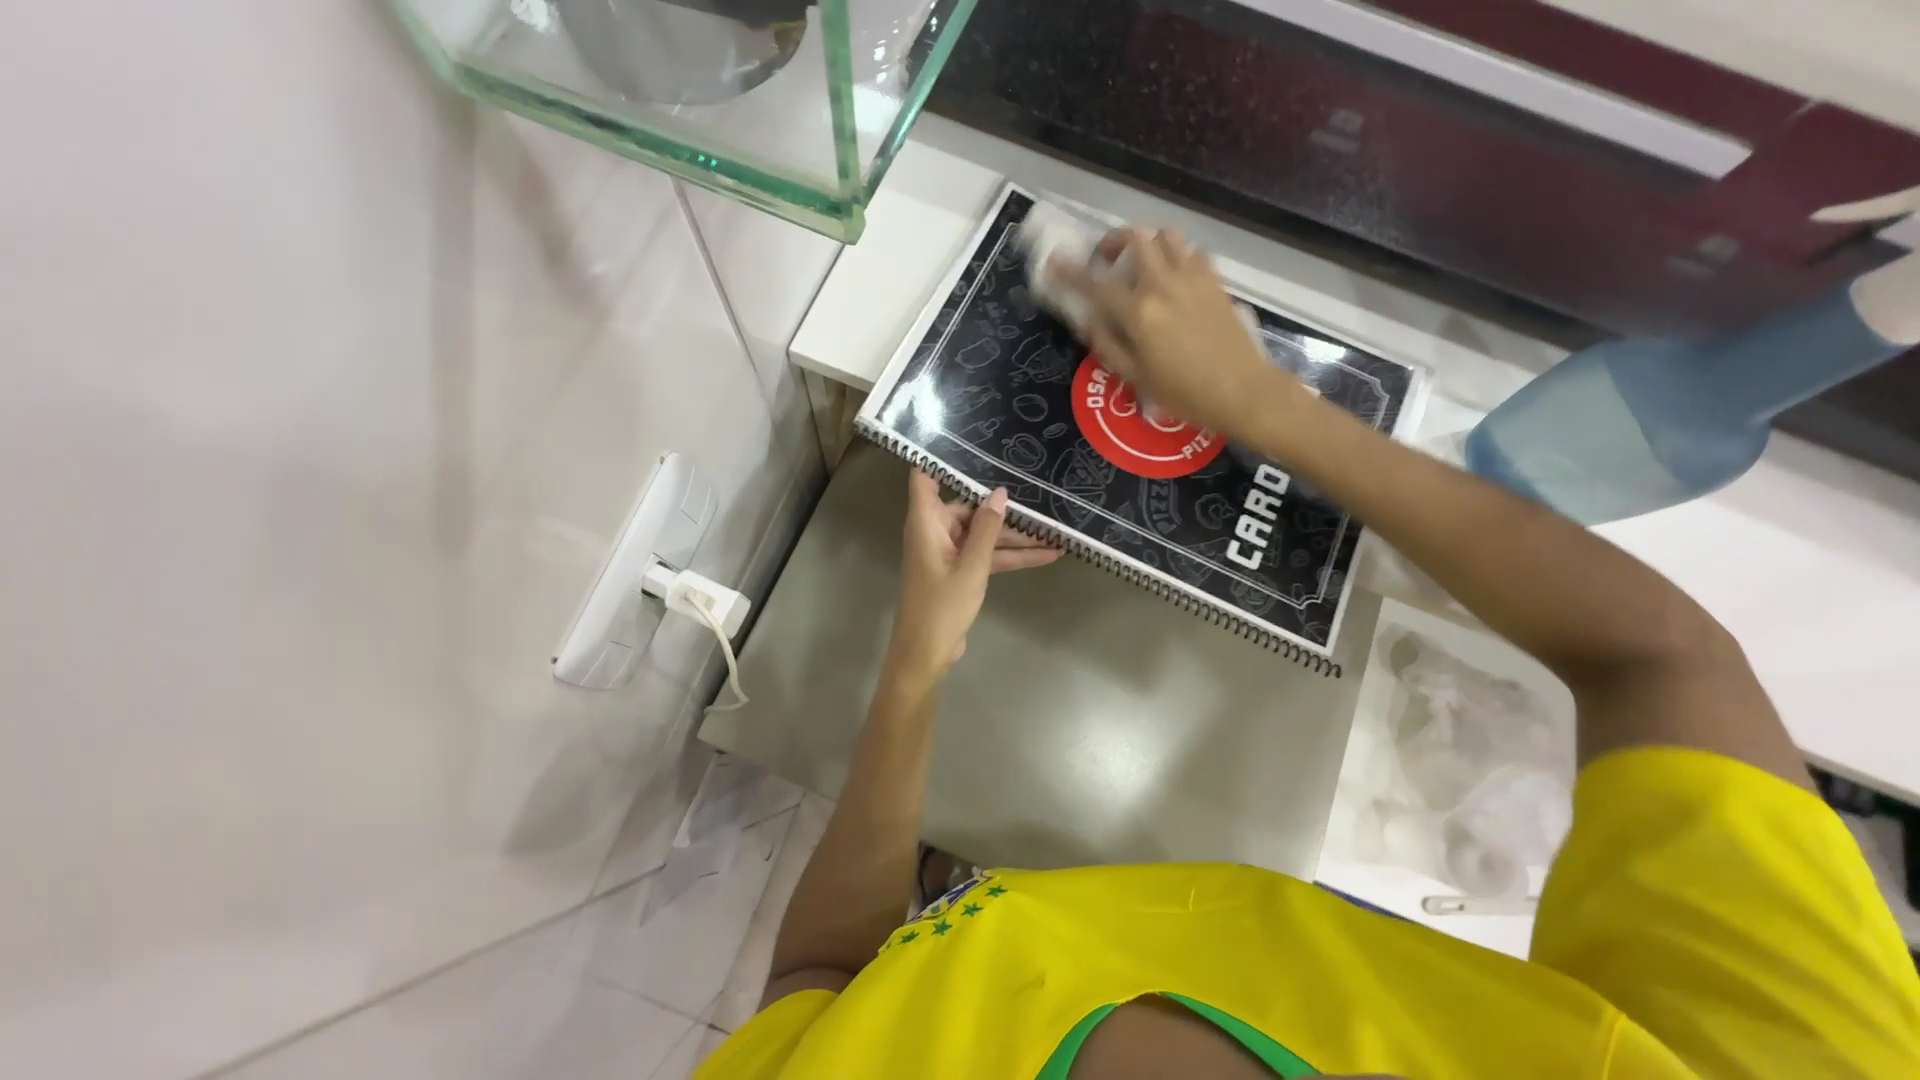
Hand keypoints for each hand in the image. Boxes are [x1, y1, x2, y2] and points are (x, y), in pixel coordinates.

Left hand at [892, 470, 1058, 676]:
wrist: (927, 654)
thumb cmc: (941, 606)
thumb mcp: (971, 567)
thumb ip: (988, 529)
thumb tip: (1000, 492)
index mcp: (926, 522)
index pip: (925, 477)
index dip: (940, 456)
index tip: (970, 439)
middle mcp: (935, 531)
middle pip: (969, 505)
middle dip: (1002, 501)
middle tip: (1036, 483)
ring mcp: (949, 552)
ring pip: (984, 533)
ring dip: (1016, 534)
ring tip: (1055, 526)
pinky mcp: (960, 572)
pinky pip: (988, 555)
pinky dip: (1012, 556)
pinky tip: (1048, 554)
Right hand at [1052, 227, 1308, 438]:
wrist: (1242, 391)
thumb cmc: (1185, 393)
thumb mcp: (1136, 378)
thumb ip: (1108, 345)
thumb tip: (1089, 322)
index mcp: (1139, 312)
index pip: (1095, 284)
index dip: (1070, 271)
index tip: (1054, 262)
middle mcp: (1164, 285)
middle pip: (1135, 238)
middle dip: (1113, 241)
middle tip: (1106, 259)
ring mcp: (1194, 278)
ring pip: (1167, 236)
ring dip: (1149, 243)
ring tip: (1142, 263)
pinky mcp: (1216, 282)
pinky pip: (1193, 252)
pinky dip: (1179, 256)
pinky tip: (1176, 278)